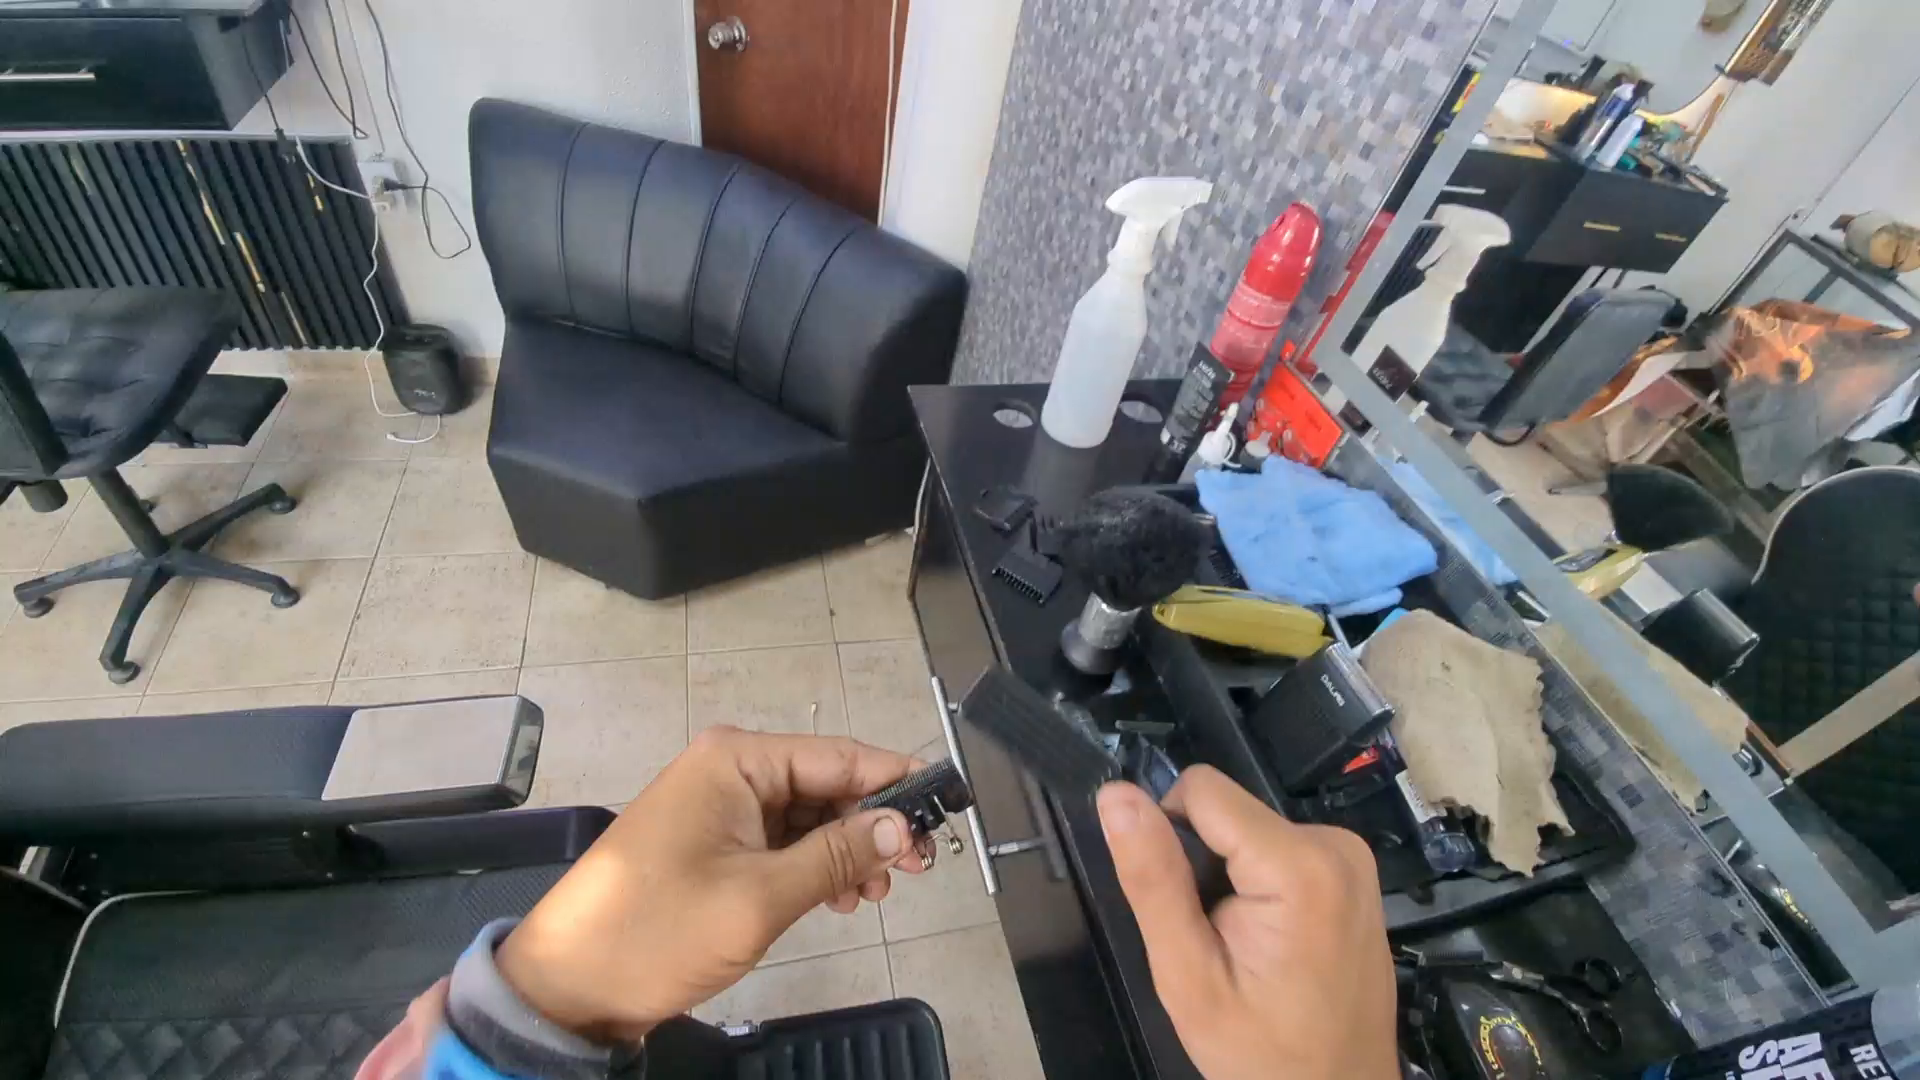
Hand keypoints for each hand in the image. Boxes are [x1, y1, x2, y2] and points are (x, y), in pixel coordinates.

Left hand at [496, 727, 925, 1039]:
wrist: (562, 991)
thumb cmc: (657, 931)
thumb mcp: (758, 897)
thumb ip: (836, 855)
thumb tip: (901, 825)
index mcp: (737, 759)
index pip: (838, 756)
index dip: (894, 778)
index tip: (943, 804)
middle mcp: (732, 768)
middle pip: (826, 783)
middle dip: (870, 824)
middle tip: (913, 868)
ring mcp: (723, 803)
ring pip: (809, 814)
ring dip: (846, 849)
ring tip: (873, 893)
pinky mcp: (717, 837)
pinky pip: (783, 838)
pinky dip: (815, 864)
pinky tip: (838, 895)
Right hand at [1097, 767, 1397, 1079]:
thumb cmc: (1261, 1053)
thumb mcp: (1186, 974)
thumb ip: (1152, 877)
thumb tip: (1115, 794)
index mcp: (1299, 864)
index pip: (1200, 789)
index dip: (1170, 836)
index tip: (1185, 902)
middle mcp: (1335, 843)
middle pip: (1224, 807)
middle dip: (1201, 858)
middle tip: (1213, 933)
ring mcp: (1349, 855)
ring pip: (1242, 823)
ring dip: (1226, 869)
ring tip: (1240, 938)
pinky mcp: (1350, 868)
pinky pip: (1271, 841)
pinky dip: (1254, 877)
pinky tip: (1266, 935)